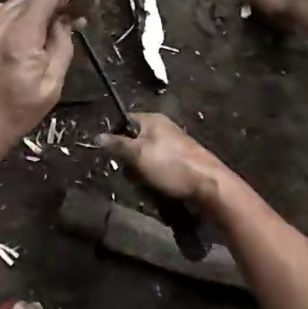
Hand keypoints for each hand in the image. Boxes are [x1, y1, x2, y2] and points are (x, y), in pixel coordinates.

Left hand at [0, 0, 91, 159]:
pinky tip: (27, 36)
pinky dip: (20, 17)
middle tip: (77, 8)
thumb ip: (61, 47)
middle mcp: (0, 24)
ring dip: (37, 9)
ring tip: (53, 28)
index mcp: (22, 35)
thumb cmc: (13, 113)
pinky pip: (3, 16)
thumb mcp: (50, 86)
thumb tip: (66, 22)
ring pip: (17, 6)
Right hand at [97, 113, 226, 200]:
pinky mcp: (179, 162)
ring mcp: (173, 146)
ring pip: (144, 159)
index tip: (111, 154)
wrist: (208, 185)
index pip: (124, 121)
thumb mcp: (137, 154)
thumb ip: (116, 145)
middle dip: (129, 160)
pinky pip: (157, 168)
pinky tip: (157, 188)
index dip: (114, 136)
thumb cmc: (170, 165)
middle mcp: (163, 129)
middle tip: (133, 172)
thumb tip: (98, 136)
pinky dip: (154, 178)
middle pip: (133, 142)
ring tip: (147, 184)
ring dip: (141, 173)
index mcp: (153, 120)